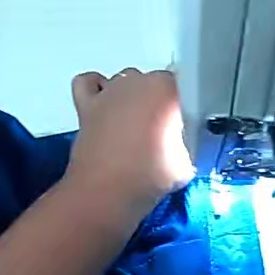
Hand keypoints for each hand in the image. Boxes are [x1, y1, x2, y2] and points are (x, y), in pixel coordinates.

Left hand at [63, 68, 194, 214]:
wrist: (106, 192)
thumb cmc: (151, 176)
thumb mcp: (187, 161)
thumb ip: (187, 141)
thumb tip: (180, 141)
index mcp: (167, 89)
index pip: (184, 86)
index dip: (185, 109)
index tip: (184, 129)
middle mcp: (138, 81)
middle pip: (154, 83)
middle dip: (159, 103)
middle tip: (161, 134)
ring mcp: (109, 90)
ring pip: (126, 81)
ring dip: (132, 98)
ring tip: (133, 126)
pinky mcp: (86, 105)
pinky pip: (89, 83)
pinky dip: (96, 89)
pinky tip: (104, 105)